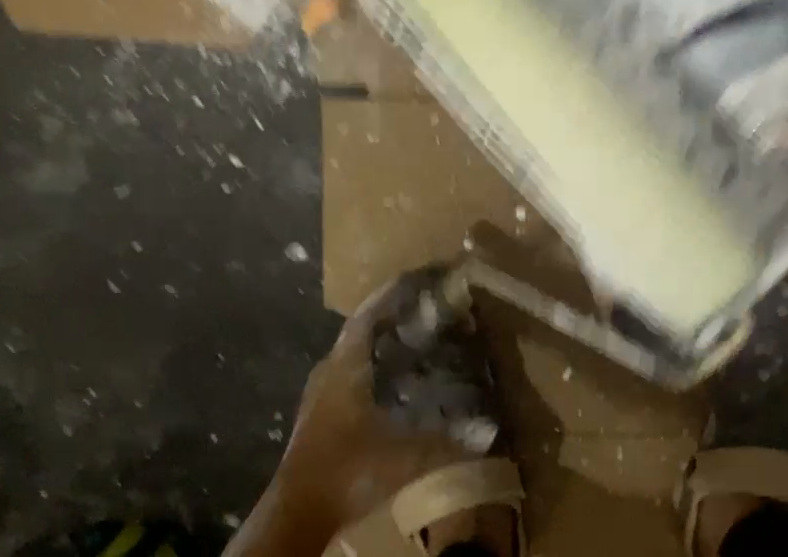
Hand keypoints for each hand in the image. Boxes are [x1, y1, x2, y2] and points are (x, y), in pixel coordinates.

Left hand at [272, 268, 487, 533]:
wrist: (298, 510)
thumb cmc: (349, 469)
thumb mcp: (405, 455)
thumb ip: (448, 439)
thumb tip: (489, 427)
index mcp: (345, 362)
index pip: (372, 310)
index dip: (400, 290)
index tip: (429, 277)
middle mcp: (330, 365)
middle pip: (366, 327)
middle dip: (400, 315)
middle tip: (435, 309)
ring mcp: (321, 388)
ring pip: (359, 351)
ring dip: (388, 342)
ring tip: (424, 340)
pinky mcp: (320, 411)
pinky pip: (354, 373)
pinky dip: (379, 367)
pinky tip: (401, 382)